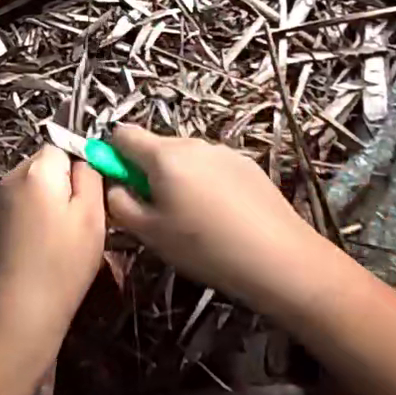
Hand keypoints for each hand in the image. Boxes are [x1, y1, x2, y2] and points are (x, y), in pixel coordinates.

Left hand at [0, 145, 105, 350]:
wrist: (16, 314)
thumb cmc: (61, 264)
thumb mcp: (91, 217)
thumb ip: (90, 177)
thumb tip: (85, 158)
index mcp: (37, 169)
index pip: (64, 145)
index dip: (83, 166)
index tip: (95, 196)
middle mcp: (13, 176)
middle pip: (48, 164)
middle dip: (68, 183)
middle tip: (85, 218)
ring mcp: (0, 199)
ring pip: (38, 186)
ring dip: (54, 202)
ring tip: (68, 237)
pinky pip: (25, 205)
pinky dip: (39, 218)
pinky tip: (48, 248)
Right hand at [103, 125, 330, 309]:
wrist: (281, 260)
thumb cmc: (205, 248)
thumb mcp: (149, 233)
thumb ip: (119, 202)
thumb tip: (114, 185)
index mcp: (163, 155)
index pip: (122, 134)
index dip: (114, 155)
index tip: (122, 185)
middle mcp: (192, 143)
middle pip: (155, 146)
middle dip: (147, 171)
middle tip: (157, 212)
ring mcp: (223, 151)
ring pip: (184, 158)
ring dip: (177, 178)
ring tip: (193, 219)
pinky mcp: (247, 165)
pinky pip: (210, 167)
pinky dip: (205, 184)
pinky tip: (221, 218)